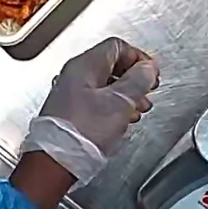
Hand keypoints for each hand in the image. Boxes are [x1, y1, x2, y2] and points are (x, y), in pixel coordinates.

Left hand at [19, 38, 158, 185]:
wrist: (55, 162)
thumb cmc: (82, 132)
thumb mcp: (119, 103)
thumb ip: (138, 81)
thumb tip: (148, 68)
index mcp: (85, 66)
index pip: (117, 46)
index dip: (139, 58)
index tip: (151, 74)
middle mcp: (74, 75)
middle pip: (111, 65)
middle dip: (134, 78)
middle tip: (148, 92)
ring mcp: (70, 93)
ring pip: (105, 84)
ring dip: (126, 95)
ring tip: (139, 109)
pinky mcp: (70, 112)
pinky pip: (96, 100)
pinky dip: (113, 106)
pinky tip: (122, 120)